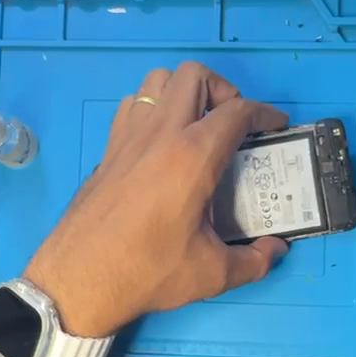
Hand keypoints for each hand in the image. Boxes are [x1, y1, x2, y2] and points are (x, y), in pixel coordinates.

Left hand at [24, 63, 289, 336]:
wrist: (79, 280)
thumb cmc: (148, 272)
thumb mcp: (212, 274)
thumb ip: (254, 261)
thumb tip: (276, 251)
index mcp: (192, 156)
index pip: (236, 111)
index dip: (264, 112)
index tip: (275, 126)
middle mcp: (160, 134)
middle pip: (194, 76)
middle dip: (223, 89)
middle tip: (233, 123)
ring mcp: (128, 137)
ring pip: (157, 81)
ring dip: (183, 92)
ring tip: (197, 124)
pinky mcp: (108, 149)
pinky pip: (132, 106)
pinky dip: (152, 108)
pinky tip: (161, 141)